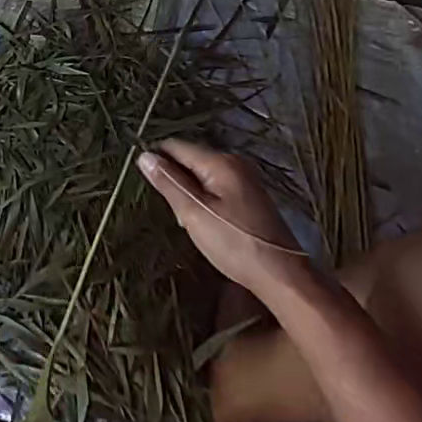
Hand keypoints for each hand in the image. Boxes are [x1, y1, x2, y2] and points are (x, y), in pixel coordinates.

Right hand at [137, 138, 303, 292]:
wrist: (282, 276)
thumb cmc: (235, 244)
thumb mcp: (194, 214)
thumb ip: (169, 183)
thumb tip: (144, 156)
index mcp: (220, 162)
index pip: (176, 146)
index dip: (156, 157)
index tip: (139, 176)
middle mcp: (235, 163)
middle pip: (191, 158)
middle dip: (172, 175)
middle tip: (160, 201)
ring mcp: (246, 179)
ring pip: (203, 174)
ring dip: (187, 188)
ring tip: (177, 213)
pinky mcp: (251, 197)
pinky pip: (216, 186)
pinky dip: (203, 197)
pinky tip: (200, 219)